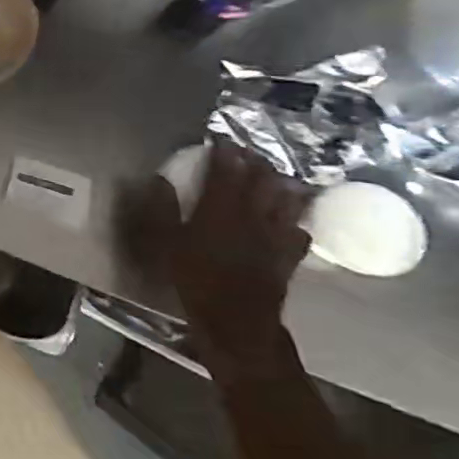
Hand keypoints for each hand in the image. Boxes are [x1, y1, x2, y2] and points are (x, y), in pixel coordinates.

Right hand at [146, 140, 312, 377]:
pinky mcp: (290, 255)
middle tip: (248, 153)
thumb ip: (163, 210)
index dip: (225, 153)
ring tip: (276, 176)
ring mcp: (277, 234)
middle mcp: (254, 215)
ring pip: (288, 199)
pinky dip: (295, 221)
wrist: (237, 320)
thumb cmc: (194, 280)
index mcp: (220, 209)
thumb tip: (158, 179)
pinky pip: (299, 231)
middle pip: (262, 179)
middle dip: (256, 161)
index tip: (220, 139)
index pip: (226, 171)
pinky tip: (291, 222)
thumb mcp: (166, 244)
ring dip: (281, 183)